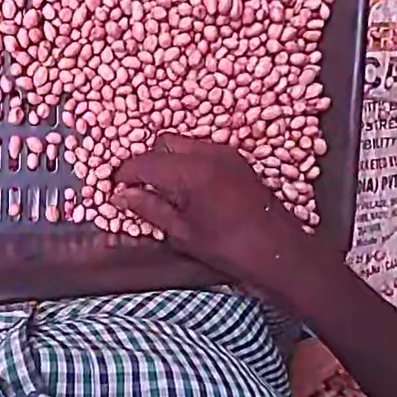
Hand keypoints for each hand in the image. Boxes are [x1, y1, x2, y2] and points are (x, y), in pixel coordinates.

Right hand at [113, 133, 338, 300]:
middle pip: (163, 143)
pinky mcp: (237, 161)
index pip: (144, 162)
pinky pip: (202, 151)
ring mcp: (225, 154)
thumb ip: (149, 209)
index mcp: (190, 171)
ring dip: (168, 162)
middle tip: (139, 190)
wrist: (281, 252)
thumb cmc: (230, 248)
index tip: (115, 189)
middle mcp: (208, 153)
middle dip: (147, 163)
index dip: (125, 175)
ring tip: (164, 193)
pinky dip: (187, 163)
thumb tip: (121, 196)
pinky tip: (188, 191)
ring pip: (183, 144)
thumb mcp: (182, 233)